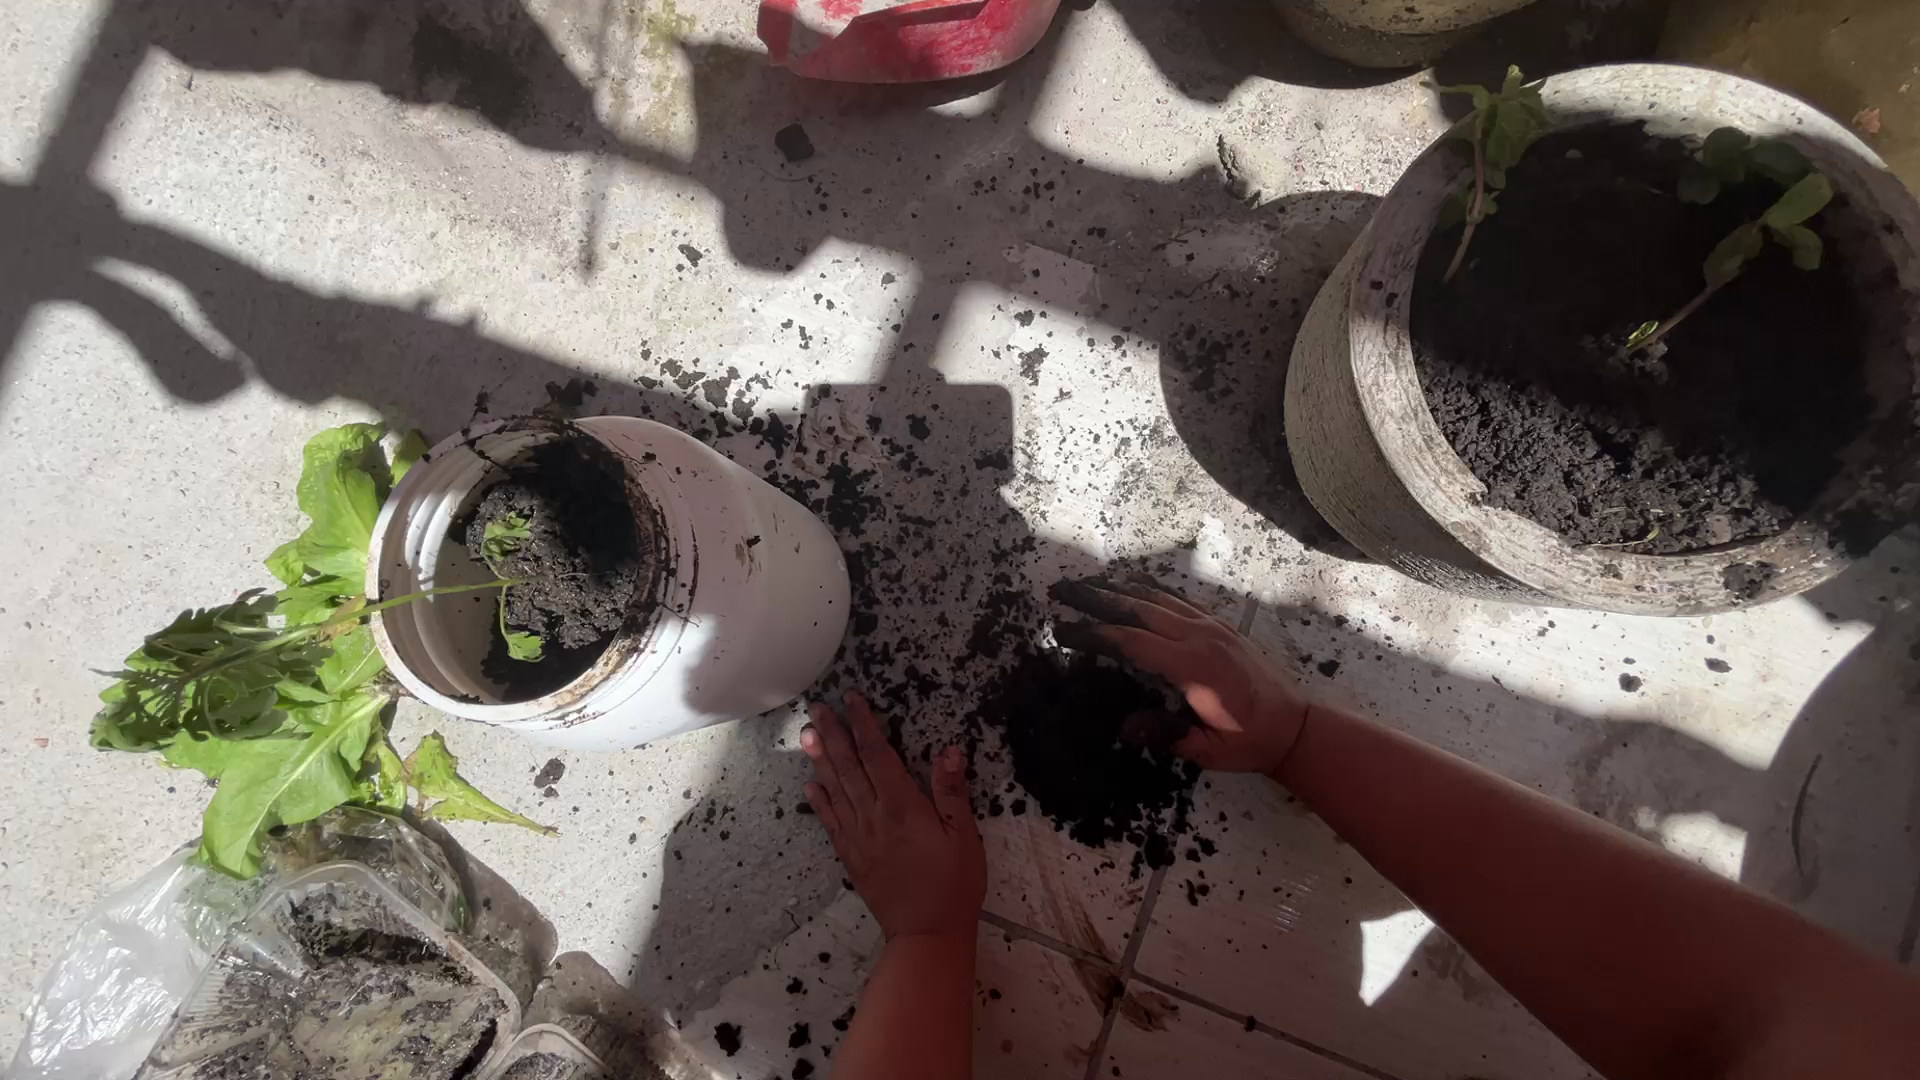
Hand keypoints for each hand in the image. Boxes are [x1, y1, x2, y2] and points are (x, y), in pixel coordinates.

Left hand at [800, 692, 986, 941]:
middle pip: (849, 767)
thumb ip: (952, 791)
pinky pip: (831, 823)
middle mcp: (874, 816)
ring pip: (836, 790)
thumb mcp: (964, 835)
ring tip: (806, 735)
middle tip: (817, 707)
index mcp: (902, 806)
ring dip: (820, 760)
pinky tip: (810, 785)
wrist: (928, 935)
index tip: (852, 700)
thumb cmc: (954, 883)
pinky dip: (820, 802)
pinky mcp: (852, 857)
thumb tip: (949, 750)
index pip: (878, 754)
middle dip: (833, 734)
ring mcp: (858, 837)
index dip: (864, 725)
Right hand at [1053, 578, 1307, 776]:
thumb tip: (1122, 729)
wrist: (1296, 726)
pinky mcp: (1219, 624)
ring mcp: (1211, 626)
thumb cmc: (1249, 742)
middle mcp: (1200, 637)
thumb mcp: (1208, 751)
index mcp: (1194, 667)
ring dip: (1117, 587)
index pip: (1131, 642)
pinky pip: (1177, 598)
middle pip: (1137, 607)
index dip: (1093, 634)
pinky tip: (1130, 584)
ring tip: (1085, 583)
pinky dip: (1148, 588)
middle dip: (1094, 597)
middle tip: (1061, 589)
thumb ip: (1166, 735)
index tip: (1062, 630)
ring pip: (1155, 596)